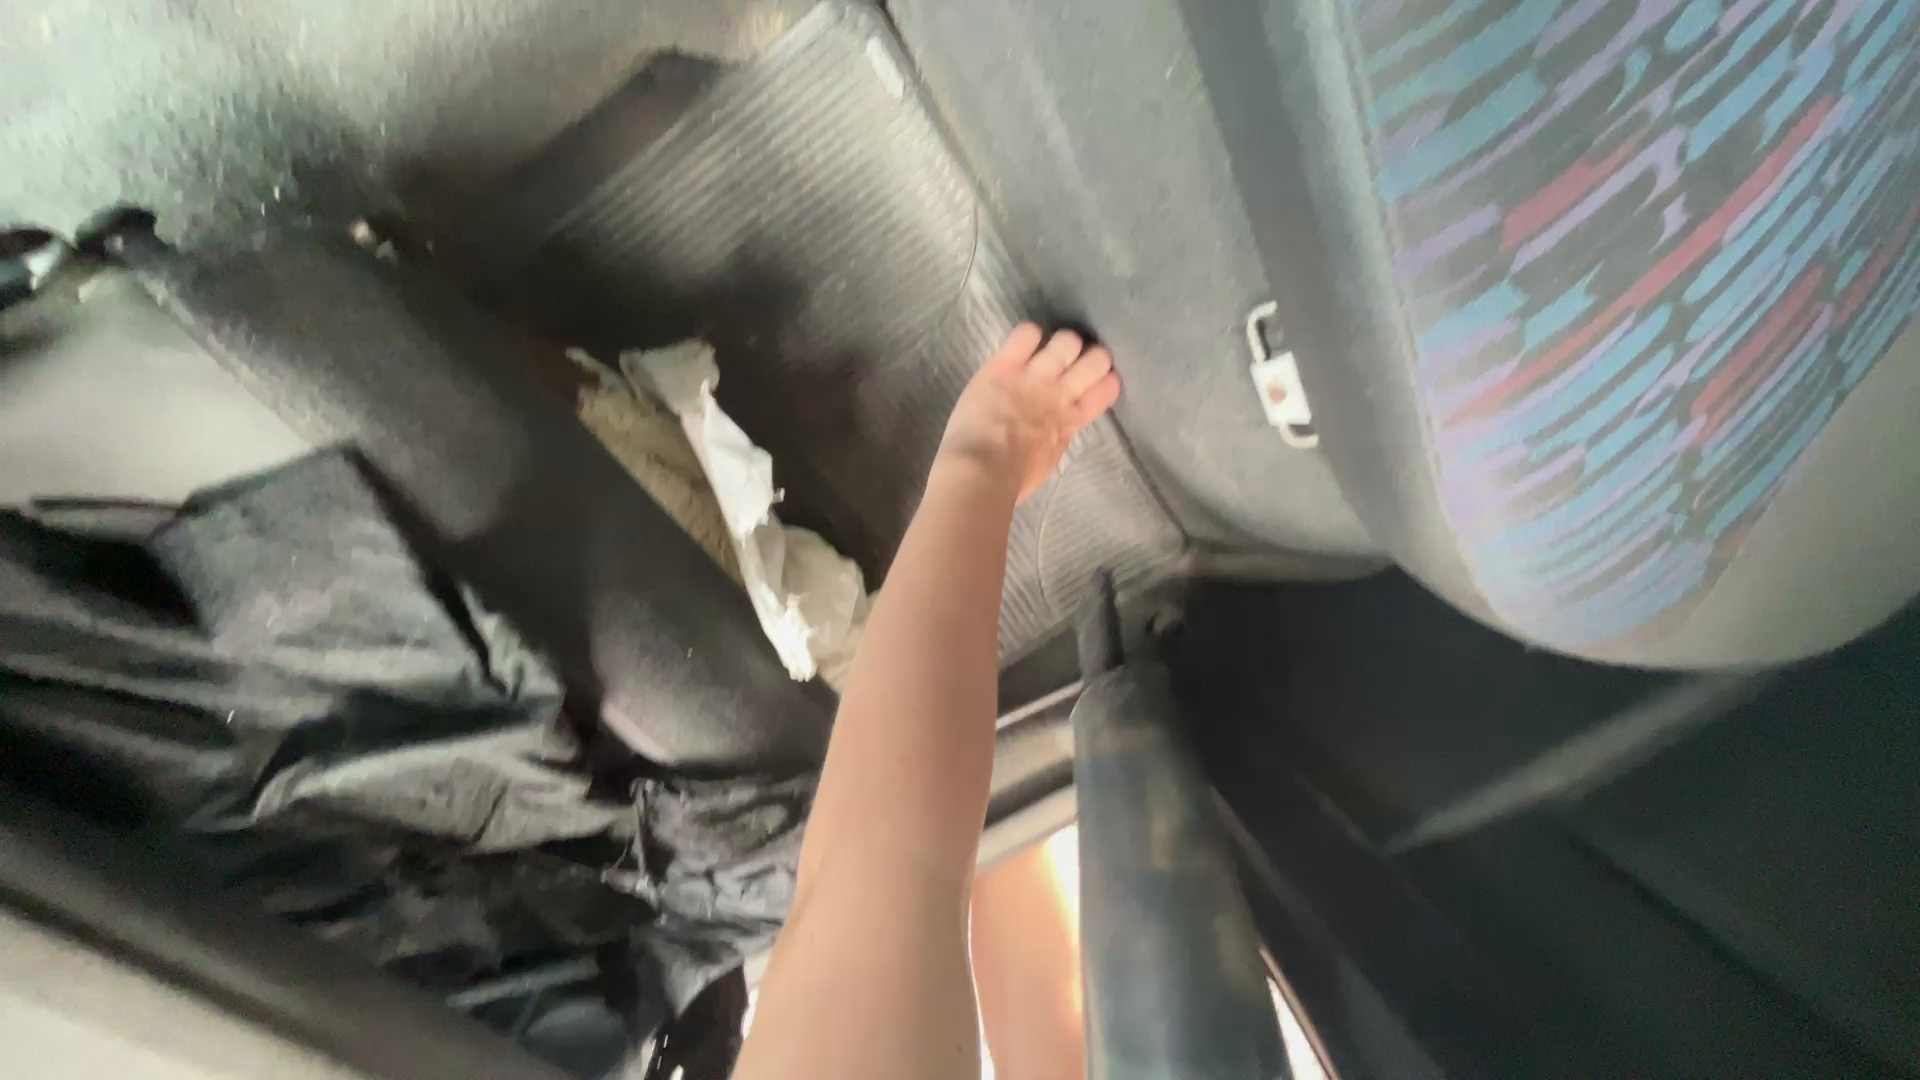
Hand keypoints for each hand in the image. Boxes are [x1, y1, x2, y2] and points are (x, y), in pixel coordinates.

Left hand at [938, 323, 1121, 501]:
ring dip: (1061, 344)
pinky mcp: (1004, 366)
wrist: (982, 471)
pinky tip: (1020, 348)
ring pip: (1066, 340)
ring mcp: (1034, 376)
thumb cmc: (1012, 480)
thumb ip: (1056, 438)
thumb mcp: (1047, 462)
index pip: (1107, 388)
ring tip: (1046, 354)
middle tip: (1072, 364)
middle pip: (1097, 358)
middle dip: (1090, 357)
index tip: (1094, 383)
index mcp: (1071, 421)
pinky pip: (1026, 333)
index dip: (1103, 381)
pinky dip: (1027, 335)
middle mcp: (1060, 393)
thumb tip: (1054, 430)